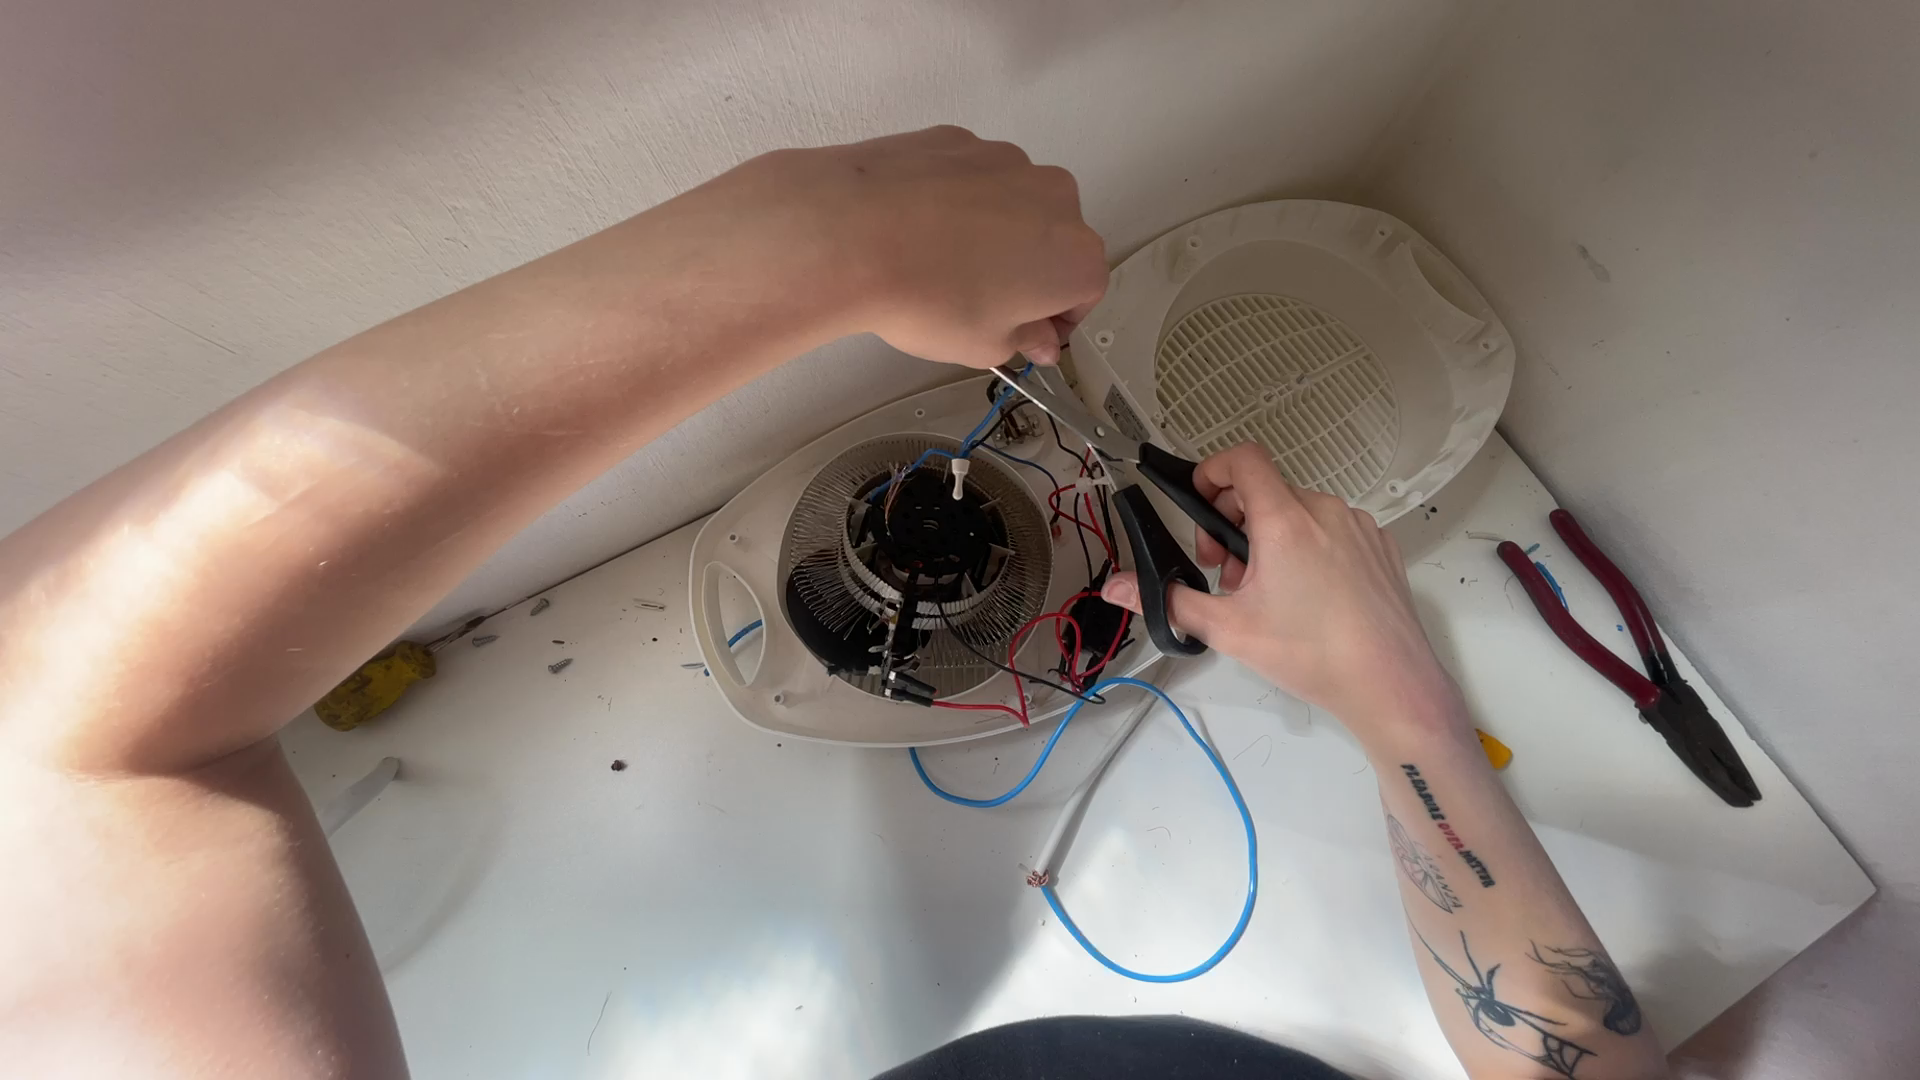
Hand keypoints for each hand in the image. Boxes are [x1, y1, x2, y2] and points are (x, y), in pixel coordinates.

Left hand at [676, 125, 1106, 367]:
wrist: (854, 234)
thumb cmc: (931, 301)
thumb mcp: (985, 347)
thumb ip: (1025, 341)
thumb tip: (1040, 337)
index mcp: (1075, 257)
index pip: (1087, 294)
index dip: (1059, 320)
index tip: (1029, 335)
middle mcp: (1056, 198)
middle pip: (1057, 244)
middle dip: (1031, 275)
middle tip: (985, 306)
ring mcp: (1008, 160)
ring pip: (1017, 207)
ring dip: (997, 237)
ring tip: (945, 267)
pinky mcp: (961, 141)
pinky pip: (975, 182)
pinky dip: (960, 205)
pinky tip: (921, 232)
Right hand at [1100, 444, 1464, 737]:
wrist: (1391, 686)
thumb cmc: (1313, 654)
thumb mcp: (1227, 629)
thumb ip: (1166, 600)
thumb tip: (1118, 588)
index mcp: (1285, 522)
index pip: (1243, 459)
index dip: (1212, 470)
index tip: (1198, 500)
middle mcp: (1325, 512)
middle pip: (1263, 490)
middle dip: (1231, 522)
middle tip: (1225, 570)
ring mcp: (1357, 527)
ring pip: (1295, 510)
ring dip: (1267, 536)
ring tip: (1264, 589)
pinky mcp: (1378, 546)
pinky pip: (1328, 527)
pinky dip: (1304, 545)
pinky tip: (1302, 593)